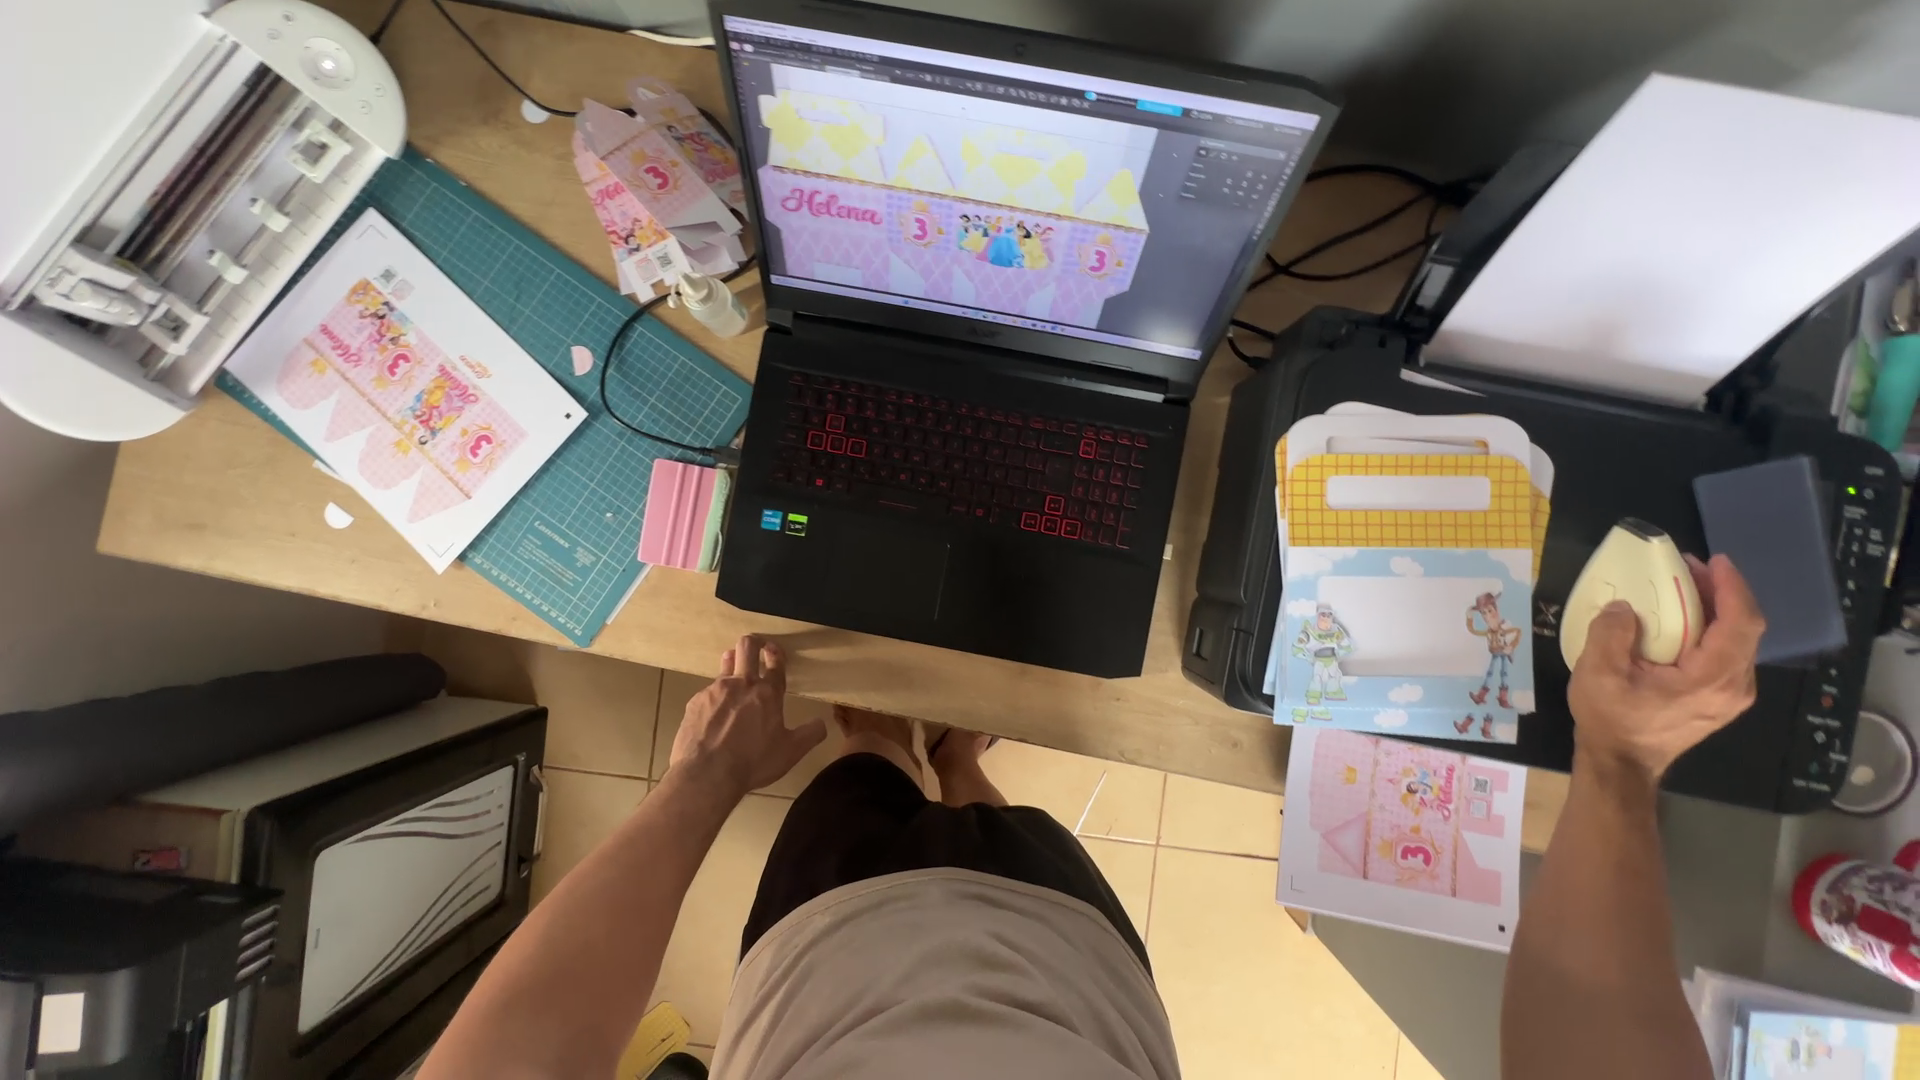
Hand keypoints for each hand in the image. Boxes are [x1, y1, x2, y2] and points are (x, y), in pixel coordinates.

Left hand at [668, 636, 825, 798]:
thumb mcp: (790, 752)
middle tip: (756, 647)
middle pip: (747, 646)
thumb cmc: (753, 762)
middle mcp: (742, 684)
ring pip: (725, 665)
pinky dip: (714, 698)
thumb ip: (810, 735)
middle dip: (753, 642)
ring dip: (732, 665)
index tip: (774, 651)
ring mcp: (715, 690)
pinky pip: (707, 692)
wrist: (706, 774)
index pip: (776, 663)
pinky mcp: (695, 702)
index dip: (777, 653)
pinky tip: (714, 716)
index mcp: (767, 693)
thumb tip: (821, 724)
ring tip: (733, 676)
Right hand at [1566, 554, 1764, 780]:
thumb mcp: (1600, 673)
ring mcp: (1729, 696)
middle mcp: (1734, 686)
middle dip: (1721, 594)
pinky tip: (1680, 625)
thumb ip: (1612, 634)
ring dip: (1714, 612)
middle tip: (1689, 569)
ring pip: (1735, 643)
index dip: (1732, 588)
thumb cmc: (1611, 718)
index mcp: (1713, 678)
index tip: (1716, 561)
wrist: (1620, 763)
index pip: (1739, 623)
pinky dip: (1707, 632)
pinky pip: (1723, 656)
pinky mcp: (1717, 700)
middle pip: (1743, 630)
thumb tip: (1623, 607)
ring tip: (1683, 591)